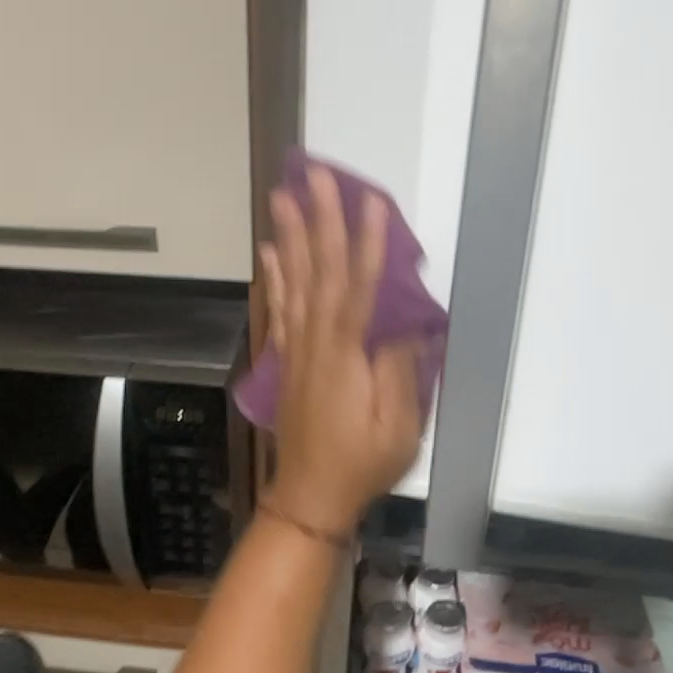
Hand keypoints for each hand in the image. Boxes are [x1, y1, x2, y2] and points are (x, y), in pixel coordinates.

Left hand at [259, 165, 425, 534]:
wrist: (309, 496)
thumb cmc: (362, 463)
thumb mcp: (398, 427)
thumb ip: (400, 370)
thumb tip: (404, 323)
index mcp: (345, 356)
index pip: (357, 288)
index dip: (366, 244)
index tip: (371, 203)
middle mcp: (315, 342)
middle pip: (318, 271)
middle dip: (320, 220)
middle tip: (316, 176)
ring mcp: (296, 349)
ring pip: (292, 282)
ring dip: (289, 237)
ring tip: (283, 196)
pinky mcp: (287, 359)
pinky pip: (278, 309)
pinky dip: (272, 277)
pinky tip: (268, 251)